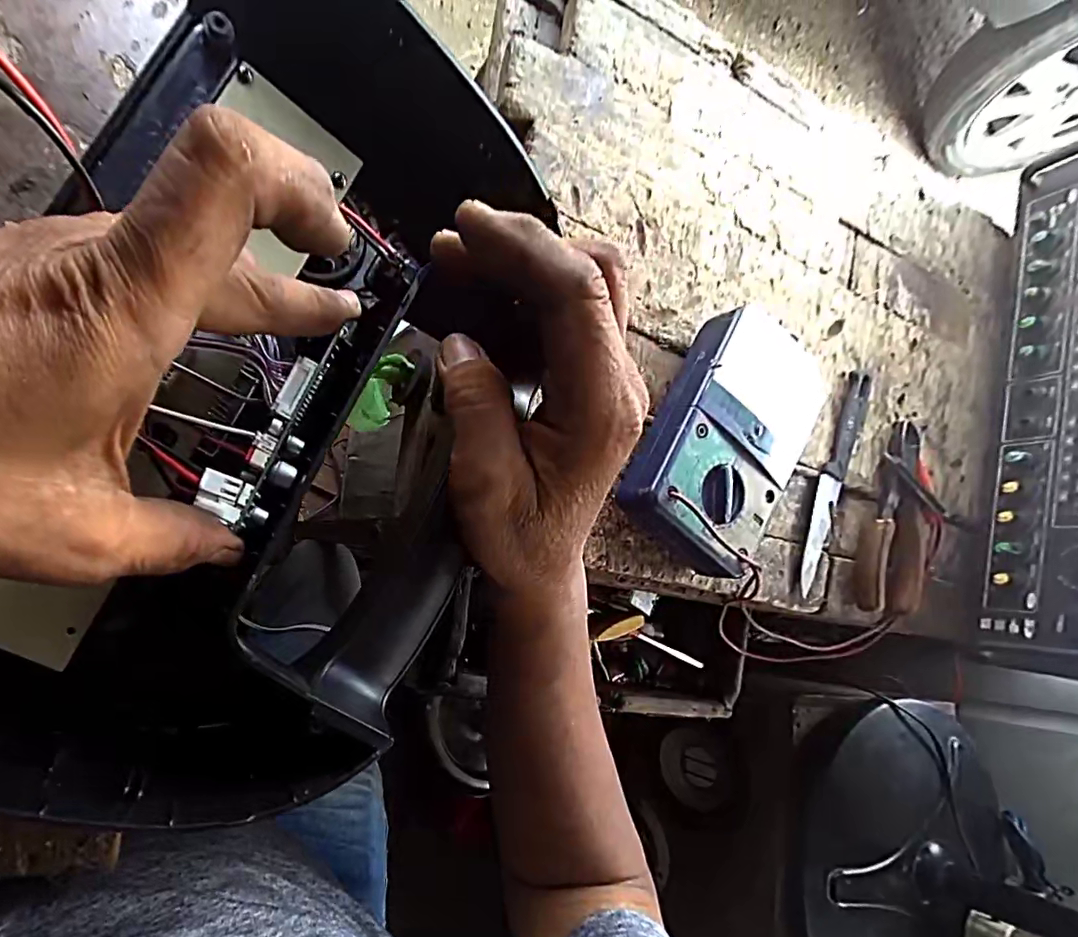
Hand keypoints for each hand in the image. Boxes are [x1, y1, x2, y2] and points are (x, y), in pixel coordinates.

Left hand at [0, 106, 357, 627]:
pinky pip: (138, 255)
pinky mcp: (23, 266)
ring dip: (251, 263)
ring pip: (182, 231)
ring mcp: (53, 251)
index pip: (225, 174)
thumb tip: (228, 548)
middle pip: (221, 189)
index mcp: (124, 306)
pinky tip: (203, 330)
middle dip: (299, 223)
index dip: (300, 189)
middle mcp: (94, 255)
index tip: (340, 251)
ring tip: (300, 311)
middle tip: (343, 280)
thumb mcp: (78, 534)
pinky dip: (198, 280)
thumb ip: (177, 540)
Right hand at [431, 203, 646, 600]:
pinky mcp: (591, 383)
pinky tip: (487, 295)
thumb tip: (462, 344)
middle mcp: (616, 385)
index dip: (525, 248)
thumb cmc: (521, 538)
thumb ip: (476, 407)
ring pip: (587, 287)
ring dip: (527, 262)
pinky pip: (570, 315)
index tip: (471, 228)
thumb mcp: (486, 483)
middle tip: (462, 237)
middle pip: (594, 275)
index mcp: (599, 407)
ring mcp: (608, 382)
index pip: (578, 296)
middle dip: (526, 243)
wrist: (541, 566)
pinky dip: (529, 292)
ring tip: (466, 259)